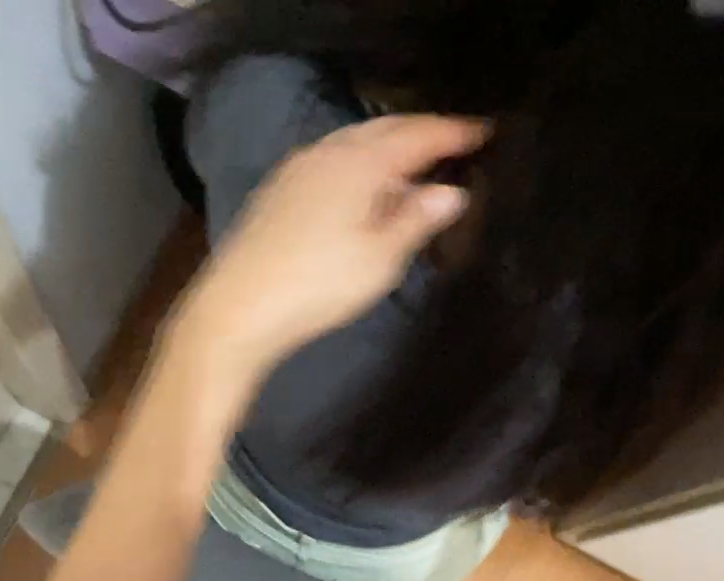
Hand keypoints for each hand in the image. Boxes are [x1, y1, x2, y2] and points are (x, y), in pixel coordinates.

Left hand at [167, 114, 486, 371]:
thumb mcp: (380, 259)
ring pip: (353, 143)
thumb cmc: (318, 285)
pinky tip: (362, 188)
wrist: (239, 308)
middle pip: (383, 129)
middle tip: (451, 143)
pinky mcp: (278, 191)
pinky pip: (330, 161)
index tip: (484, 133)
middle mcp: (328, 152)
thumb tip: (451, 192)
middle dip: (420, 133)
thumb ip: (417, 220)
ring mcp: (297, 169)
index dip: (453, 132)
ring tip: (411, 165)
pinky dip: (357, 164)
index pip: (418, 134)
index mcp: (361, 162)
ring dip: (386, 147)